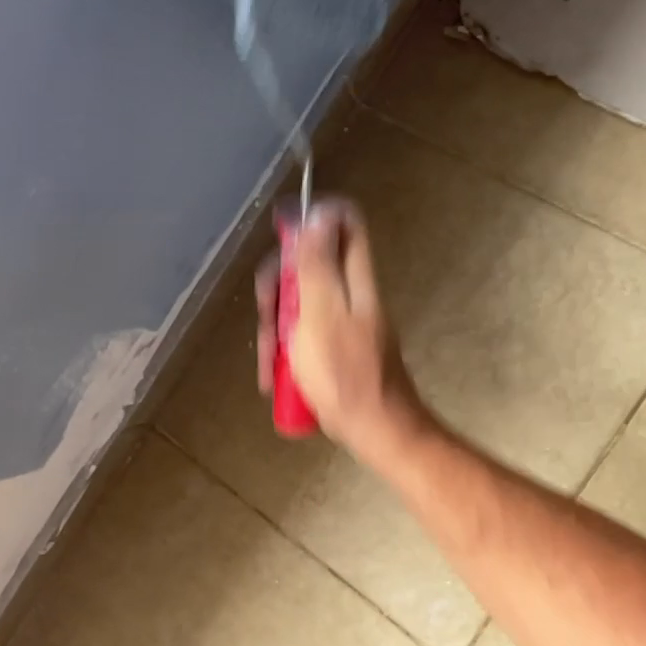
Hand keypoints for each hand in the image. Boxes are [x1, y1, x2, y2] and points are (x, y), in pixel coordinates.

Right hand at [255, 197, 430, 456]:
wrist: (378, 433)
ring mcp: (343, 321)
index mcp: (354, 278)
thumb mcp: (321, 315)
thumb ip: (317, 265)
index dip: (312, 220)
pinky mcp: (335, 348)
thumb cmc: (345, 376)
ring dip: (275, 327)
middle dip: (279, 288)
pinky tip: (276, 375)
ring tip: (269, 362)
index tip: (280, 239)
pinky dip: (286, 349)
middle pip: (309, 265)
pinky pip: (303, 334)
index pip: (343, 224)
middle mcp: (350, 293)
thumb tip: (318, 213)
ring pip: (299, 302)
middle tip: (267, 315)